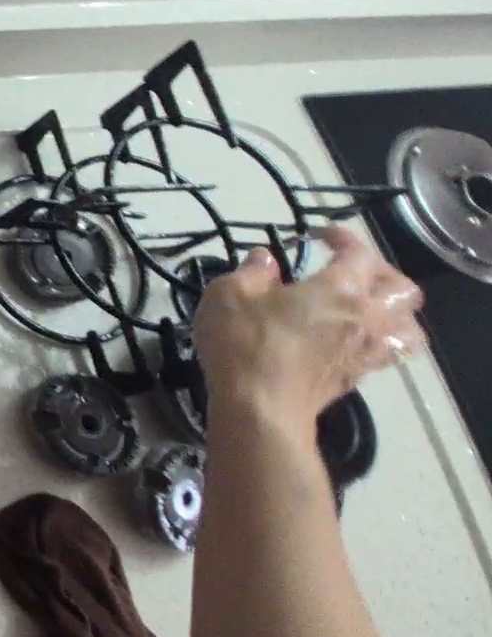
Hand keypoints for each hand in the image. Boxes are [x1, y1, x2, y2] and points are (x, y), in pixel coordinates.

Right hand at [192, 227, 423, 441]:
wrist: (259, 402)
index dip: (344, 238)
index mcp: (338, 288)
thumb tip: (266, 259)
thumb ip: (251, 272)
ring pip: (408, 322)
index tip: (320, 234)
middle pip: (401, 288)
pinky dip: (383, 337)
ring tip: (365, 305)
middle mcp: (366, 314)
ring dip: (392, 308)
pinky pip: (391, 349)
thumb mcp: (227, 294)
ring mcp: (368, 347)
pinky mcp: (360, 372)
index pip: (359, 254)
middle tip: (347, 268)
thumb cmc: (242, 341)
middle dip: (379, 271)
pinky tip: (359, 336)